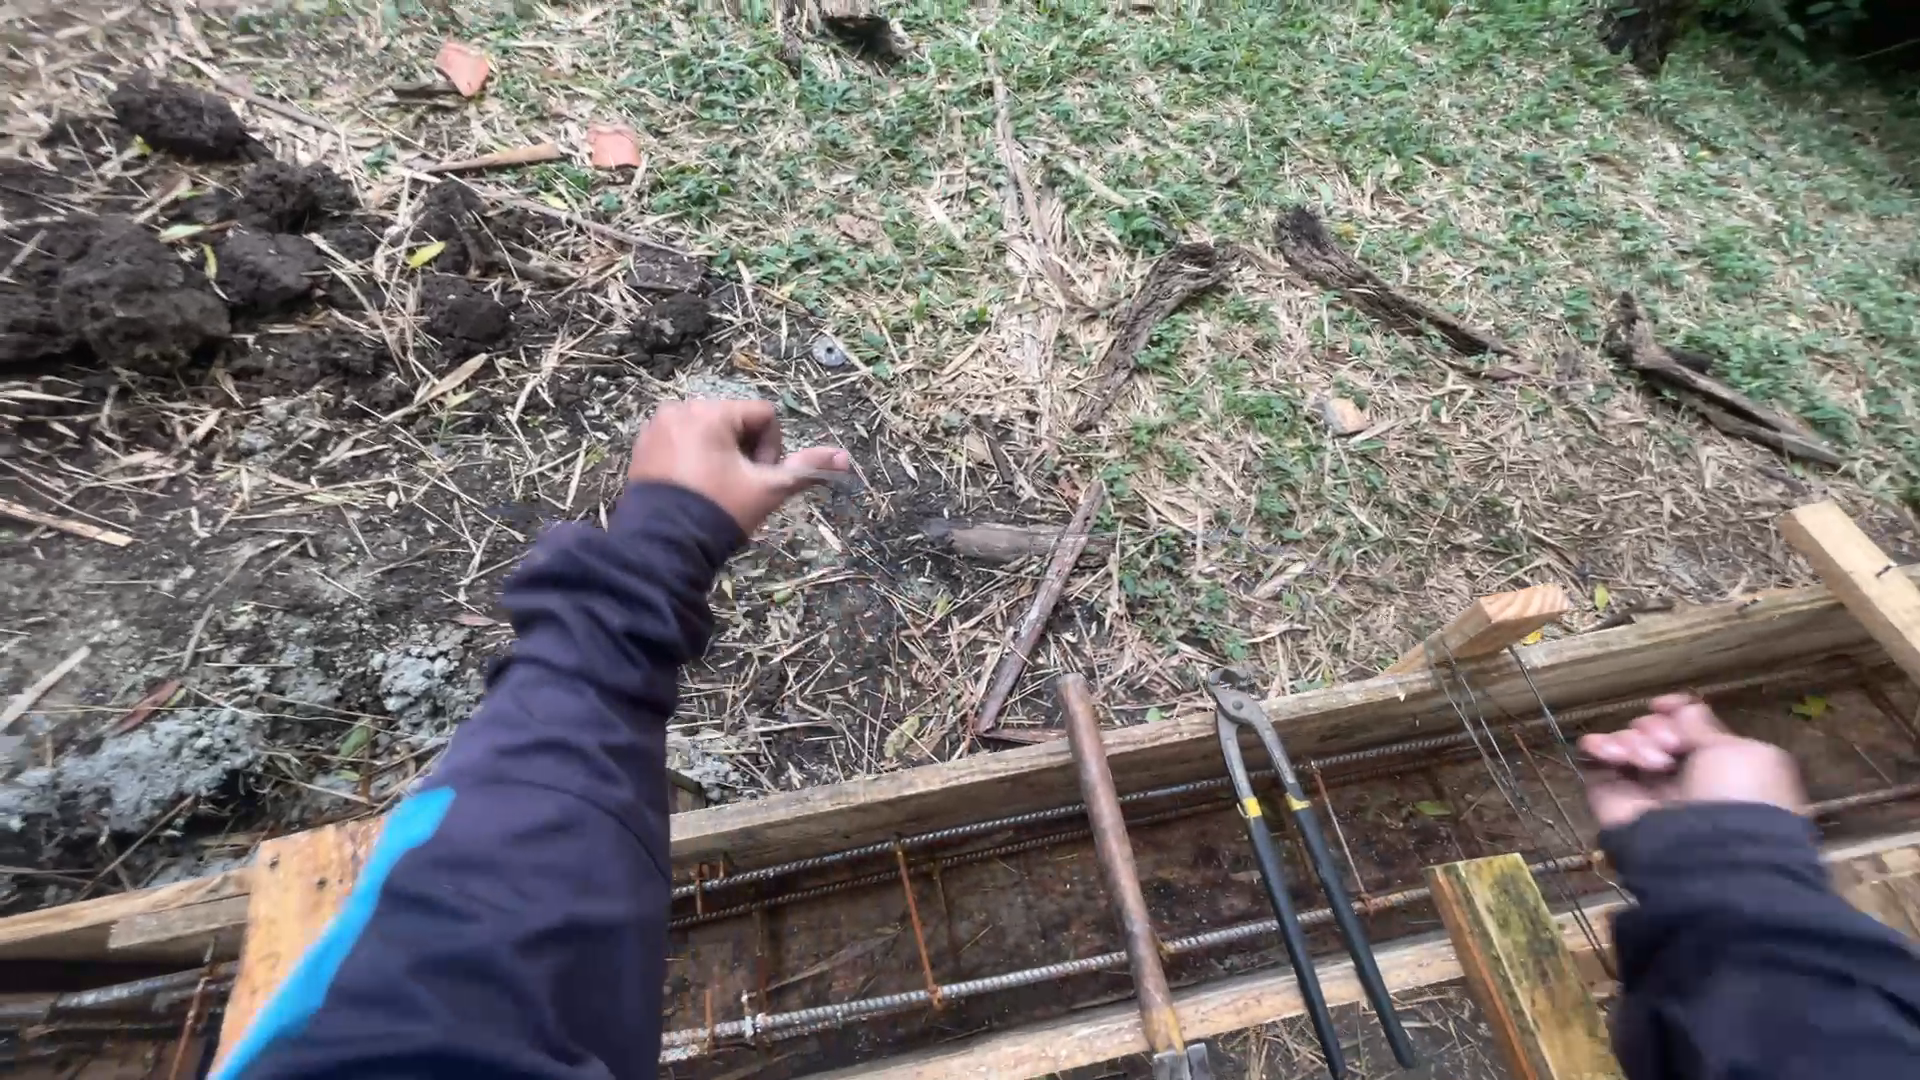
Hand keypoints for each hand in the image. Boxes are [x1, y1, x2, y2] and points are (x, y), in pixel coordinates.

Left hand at [626, 398, 848, 534]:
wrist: (664, 547)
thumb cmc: (720, 512)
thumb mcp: (768, 489)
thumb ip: (806, 468)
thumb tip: (844, 458)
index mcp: (710, 412)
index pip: (764, 415)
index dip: (771, 448)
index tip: (756, 478)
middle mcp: (680, 409)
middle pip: (737, 421)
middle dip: (746, 452)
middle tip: (737, 486)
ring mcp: (658, 426)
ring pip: (713, 431)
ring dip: (724, 455)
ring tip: (716, 488)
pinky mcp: (644, 445)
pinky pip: (685, 440)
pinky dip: (697, 459)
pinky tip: (696, 487)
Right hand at [1576, 694, 1805, 829]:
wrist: (1703, 842)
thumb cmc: (1737, 794)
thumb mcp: (1744, 752)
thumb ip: (1707, 727)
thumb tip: (1681, 709)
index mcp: (1715, 761)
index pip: (1684, 723)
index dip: (1675, 710)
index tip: (1666, 705)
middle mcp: (1676, 768)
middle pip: (1651, 727)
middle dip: (1656, 729)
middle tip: (1668, 747)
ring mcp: (1639, 778)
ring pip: (1624, 737)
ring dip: (1632, 740)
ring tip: (1646, 762)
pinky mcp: (1606, 786)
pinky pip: (1593, 752)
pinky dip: (1599, 745)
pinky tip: (1612, 754)